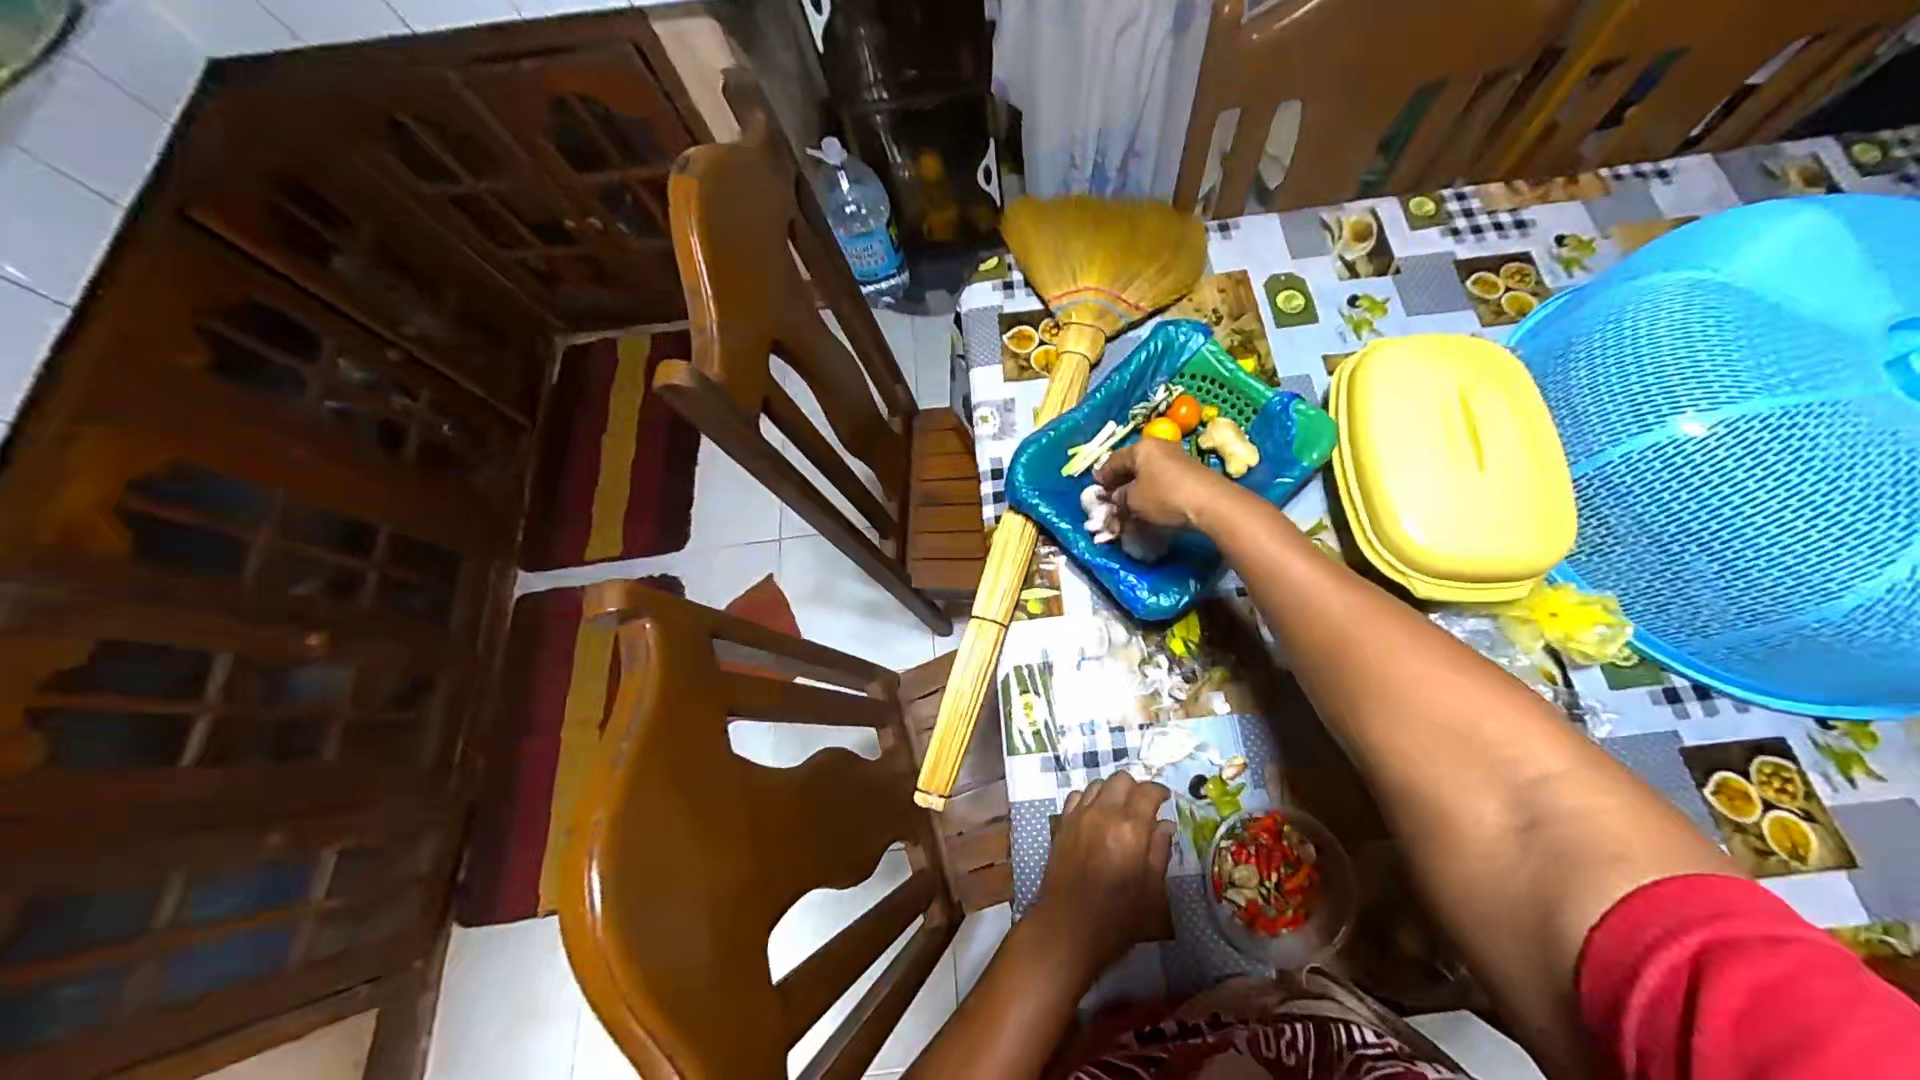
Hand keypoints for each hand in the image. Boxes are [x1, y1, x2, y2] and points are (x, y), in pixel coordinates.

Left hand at [1028, 772, 1174, 976]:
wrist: (1066, 928)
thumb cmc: (1116, 918)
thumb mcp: (1150, 891)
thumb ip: (1159, 852)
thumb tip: (1165, 825)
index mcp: (1130, 828)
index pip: (1147, 791)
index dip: (1160, 792)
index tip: (1166, 801)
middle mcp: (1103, 813)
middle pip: (1120, 779)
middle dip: (1136, 788)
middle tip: (1144, 807)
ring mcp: (1079, 816)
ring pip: (1098, 784)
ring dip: (1112, 791)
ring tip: (1120, 811)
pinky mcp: (1062, 824)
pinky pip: (1077, 797)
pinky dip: (1090, 799)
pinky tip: (1096, 817)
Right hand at [1094, 438, 1234, 529]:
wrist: (1210, 502)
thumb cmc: (1164, 496)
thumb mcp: (1133, 501)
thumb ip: (1119, 498)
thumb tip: (1116, 498)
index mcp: (1140, 448)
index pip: (1113, 460)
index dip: (1102, 476)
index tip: (1097, 490)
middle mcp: (1158, 446)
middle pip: (1132, 463)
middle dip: (1120, 480)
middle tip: (1111, 496)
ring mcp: (1176, 457)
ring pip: (1148, 470)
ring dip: (1137, 485)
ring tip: (1130, 501)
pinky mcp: (1189, 470)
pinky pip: (1162, 477)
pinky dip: (1152, 487)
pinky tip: (1149, 501)